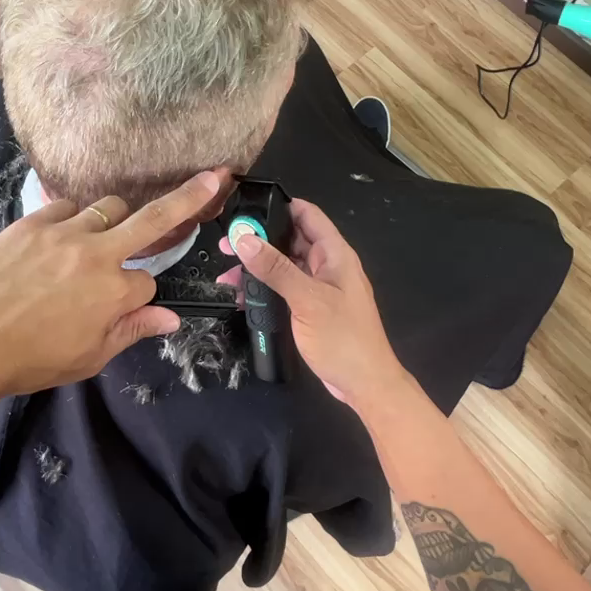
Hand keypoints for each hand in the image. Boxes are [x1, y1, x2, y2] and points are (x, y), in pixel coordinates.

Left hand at [0, 171, 223, 399]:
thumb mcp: (88, 358)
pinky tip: (55, 239)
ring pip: (107, 207)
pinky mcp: (30, 222)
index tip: (120, 307)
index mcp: (114, 293)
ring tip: (92, 240)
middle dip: (189, 197)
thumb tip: (172, 318)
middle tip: (213, 176)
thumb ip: (132, 331)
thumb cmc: (29, 362)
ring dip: (112, 220)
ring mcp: (63, 232)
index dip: (137, 295)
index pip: (148, 281)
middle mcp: (97, 254)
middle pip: (154, 218)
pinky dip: (70, 219)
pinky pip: (64, 206)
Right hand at [230, 199, 414, 410]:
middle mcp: (327, 265)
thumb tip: (244, 237)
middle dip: (260, 239)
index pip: (308, 215)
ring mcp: (319, 287)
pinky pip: (285, 288)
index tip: (247, 207)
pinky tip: (242, 295)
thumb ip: (275, 268)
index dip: (280, 206)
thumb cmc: (342, 337)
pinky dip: (265, 288)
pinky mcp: (311, 308)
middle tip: (226, 243)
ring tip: (226, 273)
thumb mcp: (306, 299)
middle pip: (291, 239)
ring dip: (258, 266)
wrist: (364, 384)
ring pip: (285, 266)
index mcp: (335, 254)